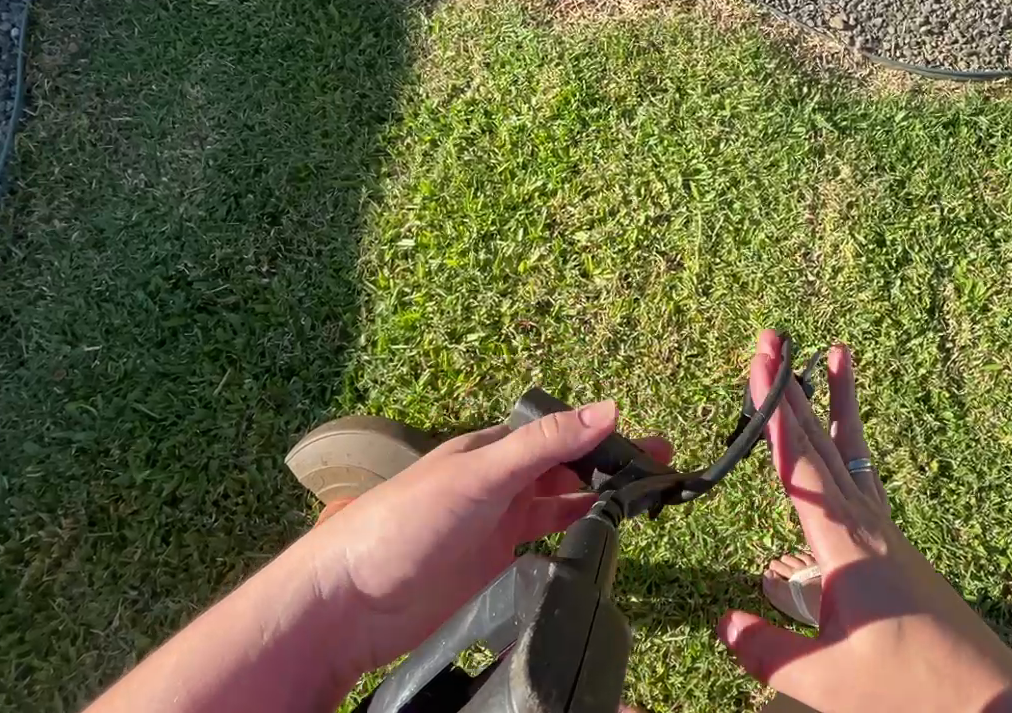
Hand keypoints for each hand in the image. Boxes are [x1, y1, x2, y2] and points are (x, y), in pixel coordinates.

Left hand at [297, 400, 672, 678]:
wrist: (348, 603)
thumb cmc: (407, 521)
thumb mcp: (481, 474)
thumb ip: (544, 444)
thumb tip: (609, 408)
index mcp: (498, 447)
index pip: (565, 434)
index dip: (607, 438)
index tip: (651, 449)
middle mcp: (504, 478)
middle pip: (570, 465)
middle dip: (614, 465)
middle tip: (663, 473)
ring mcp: (501, 520)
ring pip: (565, 499)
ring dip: (602, 496)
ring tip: (647, 501)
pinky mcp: (497, 559)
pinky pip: (548, 535)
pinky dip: (577, 529)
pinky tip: (602, 533)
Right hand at [717, 331, 1011, 712]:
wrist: (990, 703)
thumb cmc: (908, 689)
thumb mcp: (826, 678)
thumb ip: (766, 650)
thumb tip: (721, 622)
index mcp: (841, 539)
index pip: (797, 457)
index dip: (773, 407)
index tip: (760, 361)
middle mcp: (862, 520)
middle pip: (819, 438)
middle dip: (792, 387)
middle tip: (774, 339)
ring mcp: (882, 528)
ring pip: (848, 448)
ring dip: (833, 401)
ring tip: (835, 353)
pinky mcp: (893, 544)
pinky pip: (864, 476)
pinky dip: (850, 445)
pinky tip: (844, 443)